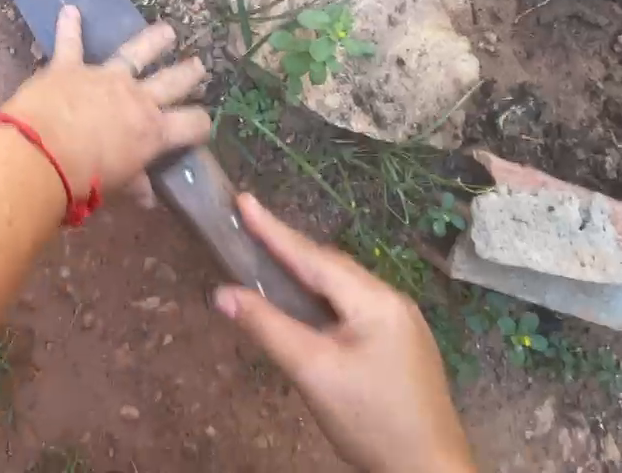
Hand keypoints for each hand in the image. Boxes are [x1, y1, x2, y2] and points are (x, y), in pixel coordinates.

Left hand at [0, 5, 211, 199]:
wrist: (43, 153)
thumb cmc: (83, 179)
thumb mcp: (115, 187)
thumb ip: (133, 184)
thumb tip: (147, 196)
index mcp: (152, 131)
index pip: (191, 125)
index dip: (200, 124)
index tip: (203, 123)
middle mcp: (136, 98)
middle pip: (172, 82)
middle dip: (188, 74)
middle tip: (199, 66)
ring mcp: (104, 77)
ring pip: (134, 53)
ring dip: (152, 41)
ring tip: (167, 31)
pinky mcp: (70, 67)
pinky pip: (70, 42)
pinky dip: (69, 25)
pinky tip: (70, 9)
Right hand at [213, 195, 475, 472]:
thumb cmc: (371, 420)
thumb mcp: (312, 372)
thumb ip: (266, 327)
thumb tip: (221, 293)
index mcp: (374, 301)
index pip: (312, 257)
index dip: (273, 229)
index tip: (242, 200)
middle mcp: (391, 301)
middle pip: (328, 266)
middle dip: (287, 246)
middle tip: (248, 224)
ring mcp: (400, 323)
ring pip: (340, 285)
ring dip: (304, 271)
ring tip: (268, 255)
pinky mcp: (400, 344)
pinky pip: (351, 304)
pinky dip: (320, 294)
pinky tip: (304, 300)